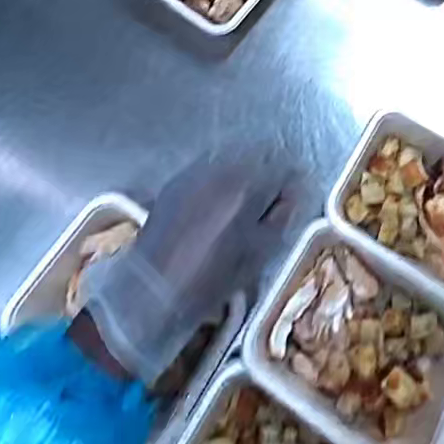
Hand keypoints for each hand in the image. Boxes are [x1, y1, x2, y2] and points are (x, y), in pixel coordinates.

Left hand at [83, 157, 293, 384]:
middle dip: (267, 172)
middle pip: (257, 155)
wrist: (152, 289)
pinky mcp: (178, 178)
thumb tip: (292, 193)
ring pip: (232, 158)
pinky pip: (209, 167)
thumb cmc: (212, 278)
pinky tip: (216, 202)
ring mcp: (197, 170)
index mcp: (247, 185)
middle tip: (268, 199)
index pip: (282, 165)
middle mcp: (221, 168)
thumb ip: (282, 214)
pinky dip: (219, 178)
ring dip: (242, 173)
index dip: (291, 181)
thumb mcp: (260, 251)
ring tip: (241, 201)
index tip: (290, 196)